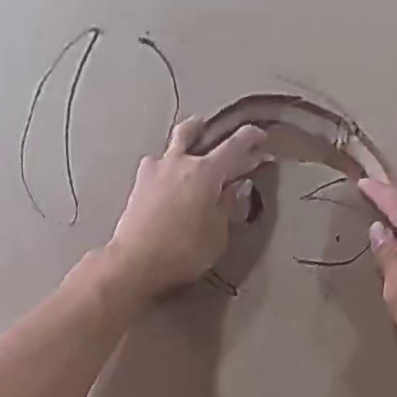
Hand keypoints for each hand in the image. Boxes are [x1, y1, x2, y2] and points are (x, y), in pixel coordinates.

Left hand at [103, 116, 269, 296]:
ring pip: (173, 142)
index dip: (251, 139)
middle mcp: (181, 162)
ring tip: (192, 146)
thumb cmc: (182, 253)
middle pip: (199, 133)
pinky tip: (166, 177)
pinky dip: (165, 166)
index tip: (261, 140)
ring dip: (187, 139)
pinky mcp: (138, 184)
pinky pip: (155, 165)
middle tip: (225, 143)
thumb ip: (226, 208)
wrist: (135, 263)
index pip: (235, 145)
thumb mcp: (216, 236)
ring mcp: (156, 170)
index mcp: (207, 172)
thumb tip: (234, 187)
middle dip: (216, 133)